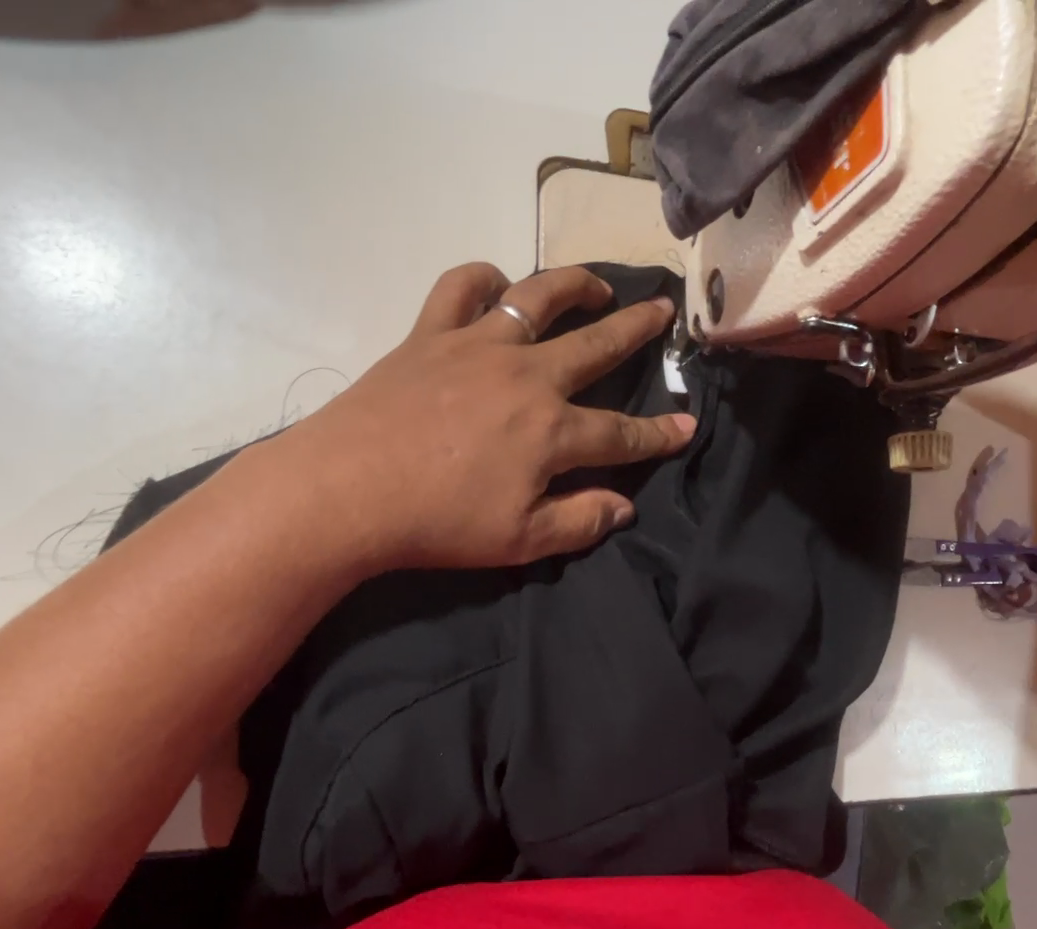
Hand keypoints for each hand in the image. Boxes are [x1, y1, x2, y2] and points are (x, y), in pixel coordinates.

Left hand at [271, 263, 695, 570]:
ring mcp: (478, 347)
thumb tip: (626, 507)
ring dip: (574, 285)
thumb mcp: (521, 541)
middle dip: (637, 328)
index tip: (689, 426)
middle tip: (663, 310)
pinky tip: (496, 284)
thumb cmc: (438, 523)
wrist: (347, 491)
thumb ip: (580, 521)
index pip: (623, 434)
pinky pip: (460, 288)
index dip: (661, 434)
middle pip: (597, 345)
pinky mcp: (431, 334)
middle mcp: (527, 376)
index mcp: (553, 432)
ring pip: (538, 298)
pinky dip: (482, 279)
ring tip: (595, 284)